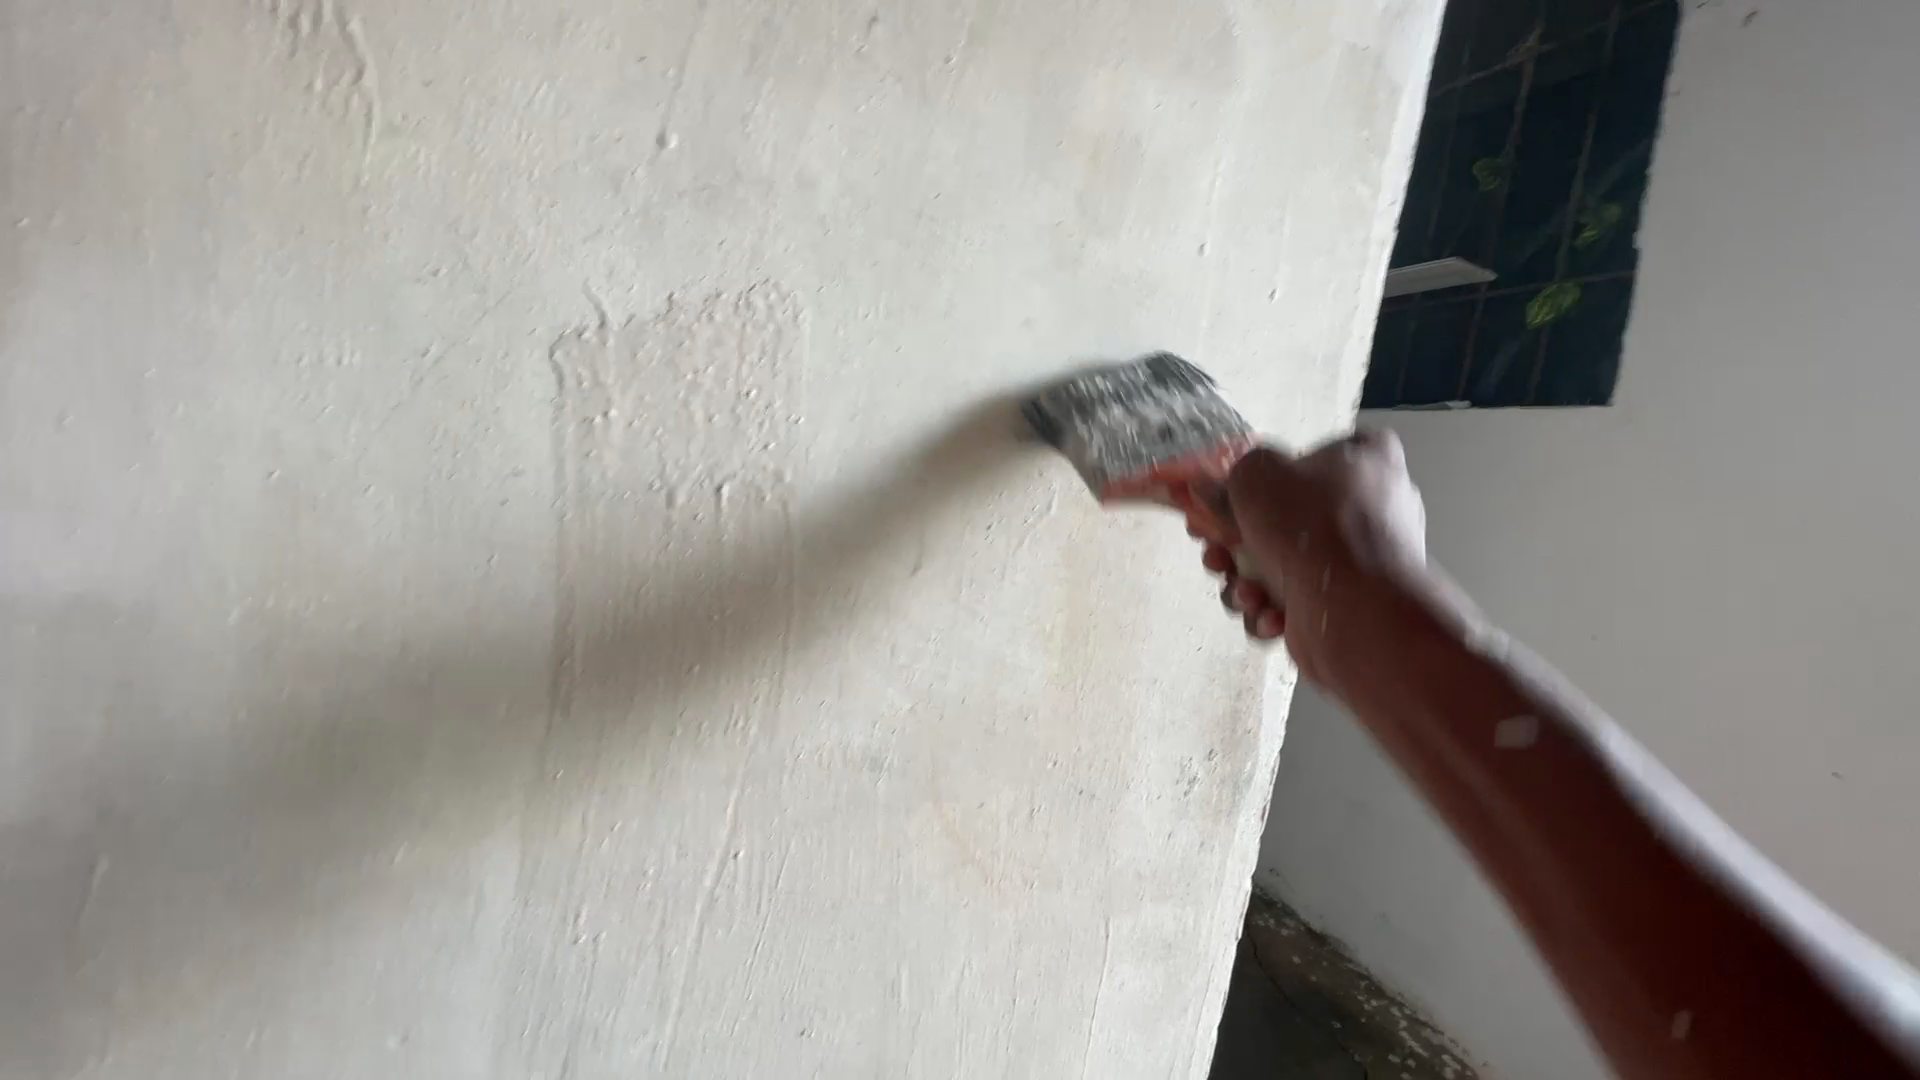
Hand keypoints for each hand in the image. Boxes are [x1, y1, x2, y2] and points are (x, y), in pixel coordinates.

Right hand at [1191, 430, 1427, 686]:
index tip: (1236, 494)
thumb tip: (1213, 489)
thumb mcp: (1254, 474)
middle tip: (1216, 553)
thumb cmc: (1310, 524)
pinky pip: (1298, 601)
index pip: (1320, 451)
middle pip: (1287, 516)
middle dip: (1238, 543)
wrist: (1358, 607)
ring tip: (1243, 593)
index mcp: (1365, 460)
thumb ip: (1230, 476)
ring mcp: (1364, 560)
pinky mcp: (1353, 605)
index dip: (1274, 471)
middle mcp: (1373, 506)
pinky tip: (1269, 616)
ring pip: (1284, 565)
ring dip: (1249, 582)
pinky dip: (1274, 610)